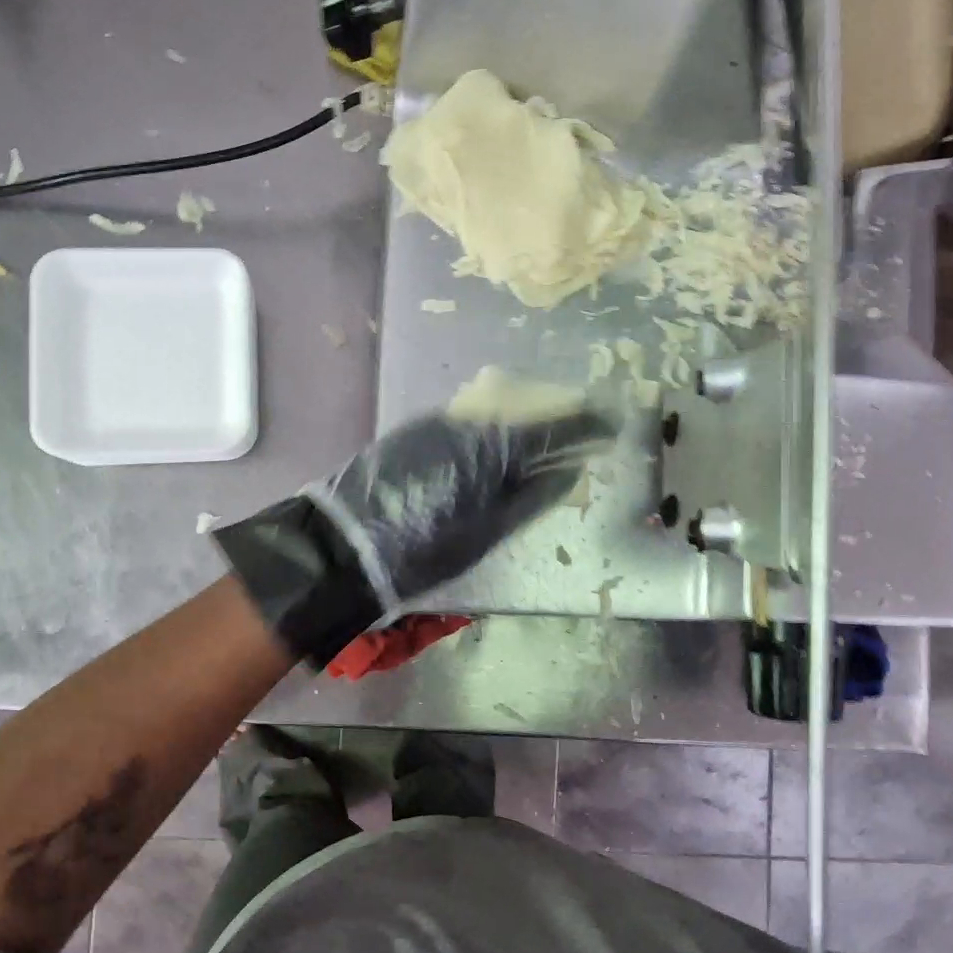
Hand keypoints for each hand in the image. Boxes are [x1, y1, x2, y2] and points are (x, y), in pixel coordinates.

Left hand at [215, 369, 616, 664]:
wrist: (342, 546)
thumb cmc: (421, 548)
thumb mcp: (485, 533)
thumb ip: (531, 497)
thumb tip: (568, 470)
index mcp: (492, 446)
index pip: (553, 423)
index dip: (586, 424)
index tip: (610, 427)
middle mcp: (468, 420)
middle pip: (527, 404)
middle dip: (559, 414)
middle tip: (582, 429)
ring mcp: (438, 420)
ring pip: (496, 406)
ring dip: (526, 415)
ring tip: (545, 437)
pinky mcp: (416, 428)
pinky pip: (469, 415)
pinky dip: (494, 423)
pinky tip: (499, 443)